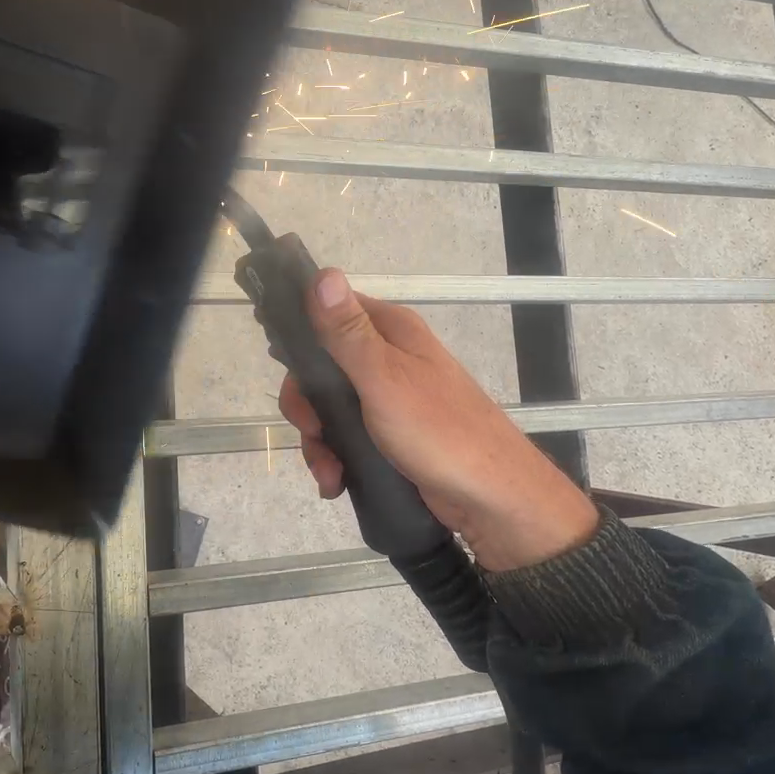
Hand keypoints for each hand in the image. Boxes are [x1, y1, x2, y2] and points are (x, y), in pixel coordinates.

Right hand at [279, 268, 596, 571]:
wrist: (493, 500)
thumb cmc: (438, 430)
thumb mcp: (383, 376)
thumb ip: (347, 331)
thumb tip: (322, 273)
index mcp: (389, 331)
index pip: (328, 313)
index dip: (299, 336)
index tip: (281, 366)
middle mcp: (388, 357)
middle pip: (320, 368)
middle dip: (306, 405)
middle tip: (310, 430)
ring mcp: (388, 397)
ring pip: (329, 407)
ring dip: (319, 441)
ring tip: (328, 471)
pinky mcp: (389, 433)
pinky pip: (346, 436)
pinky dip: (335, 457)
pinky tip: (335, 480)